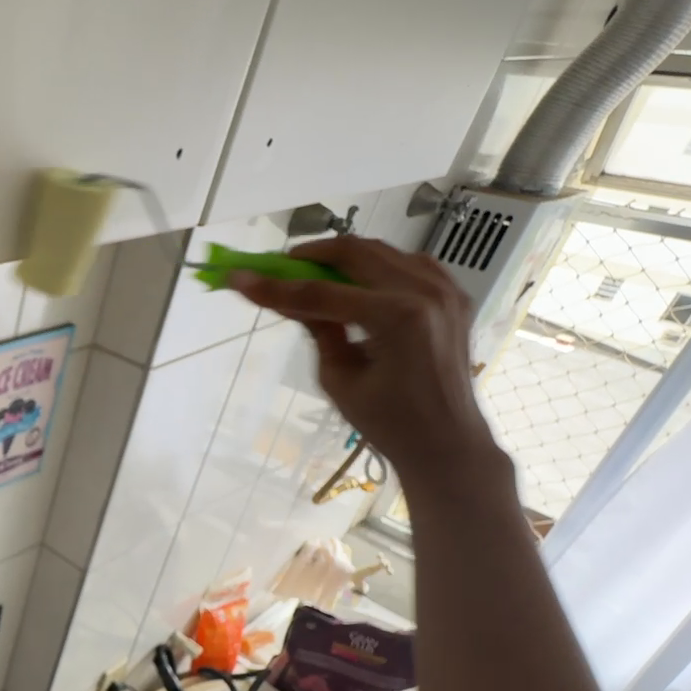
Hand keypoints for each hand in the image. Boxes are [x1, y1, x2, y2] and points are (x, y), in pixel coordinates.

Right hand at [229, 237, 509, 496]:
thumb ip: (318, 330)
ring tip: (309, 270)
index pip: (320, 292)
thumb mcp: (338, 377)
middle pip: (356, 254)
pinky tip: (354, 279)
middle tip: (274, 265)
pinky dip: (375, 264)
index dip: (273, 285)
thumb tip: (289, 299)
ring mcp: (445, 290)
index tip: (237, 277)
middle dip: (309, 256)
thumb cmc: (387, 421)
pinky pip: (408, 263)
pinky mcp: (452, 295)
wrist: (446, 439)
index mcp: (397, 318)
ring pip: (382, 251)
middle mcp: (425, 293)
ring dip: (342, 256)